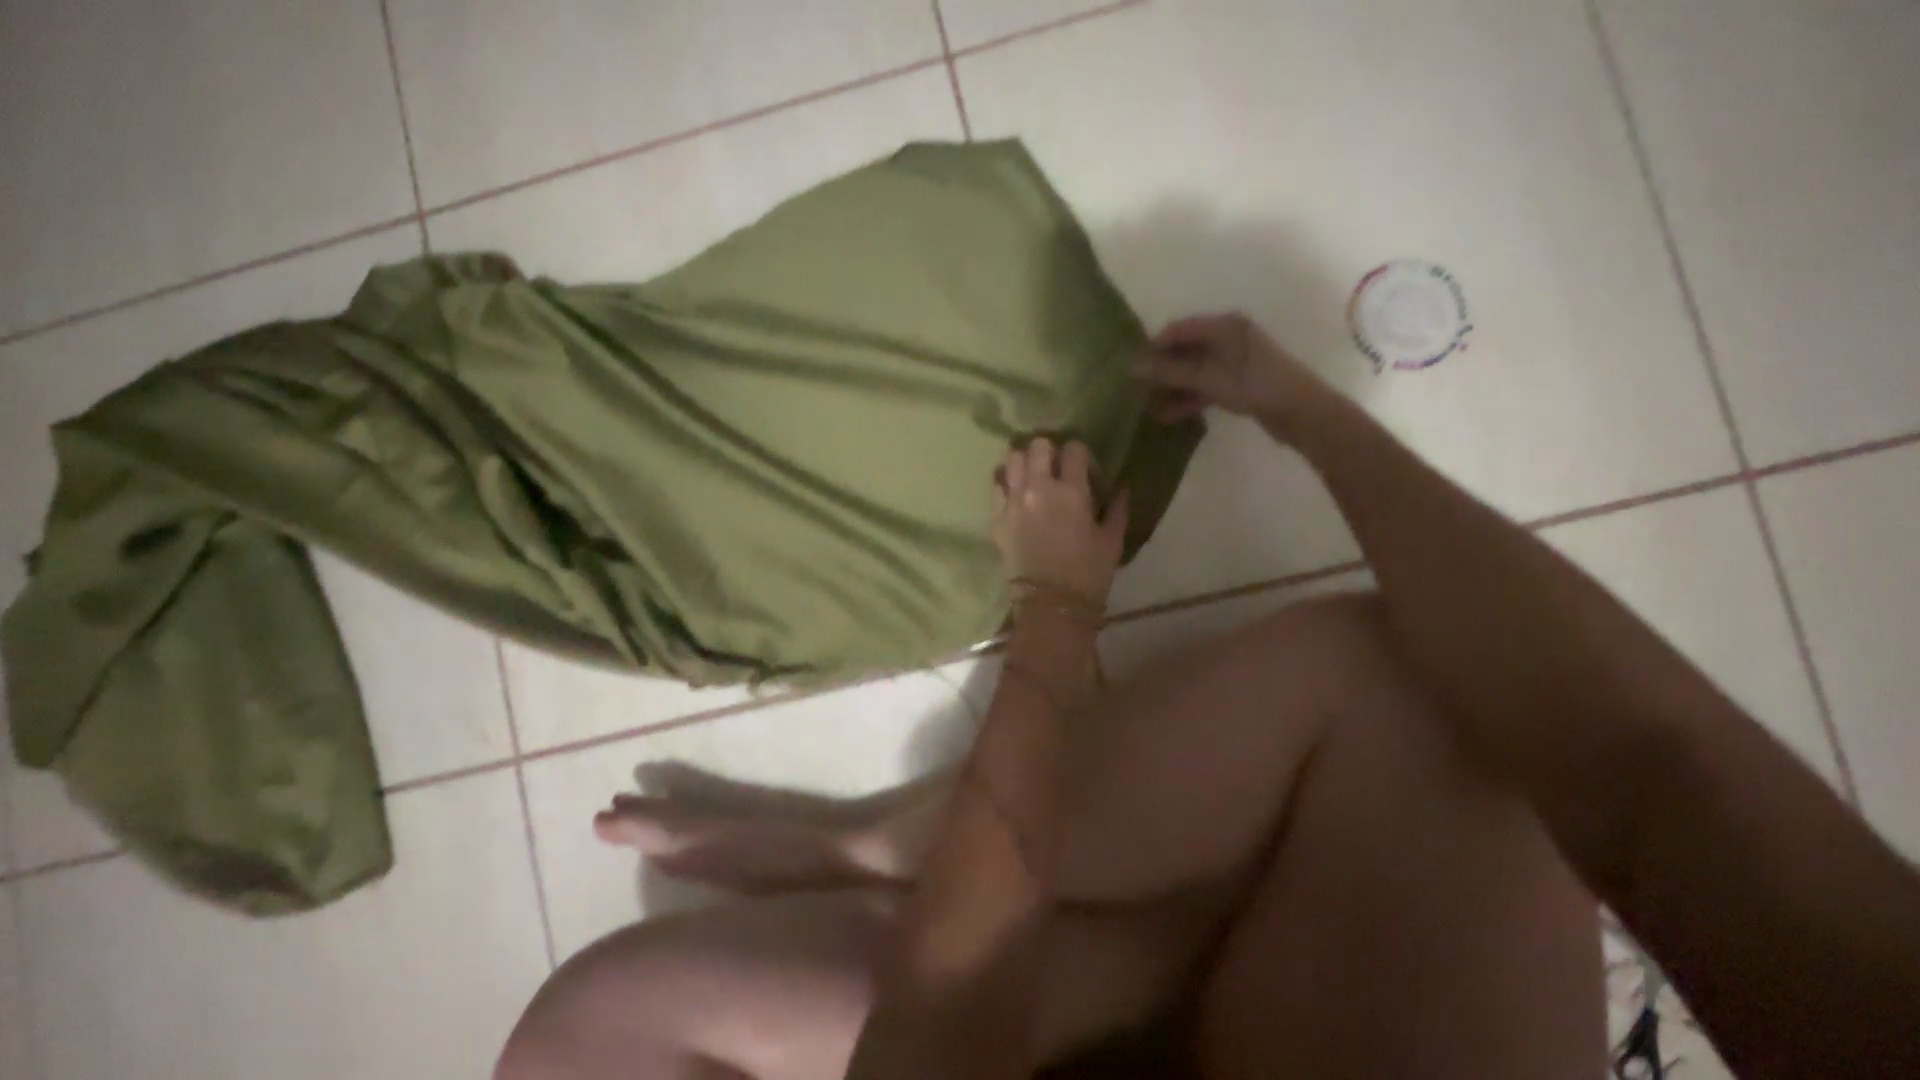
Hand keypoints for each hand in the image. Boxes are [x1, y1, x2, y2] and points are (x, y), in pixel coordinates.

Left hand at [991, 437, 1127, 603]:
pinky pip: (996, 484)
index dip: (1082, 456)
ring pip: (1013, 458)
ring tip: (1033, 477)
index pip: (1074, 449)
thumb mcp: (1112, 540)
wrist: (1051, 606)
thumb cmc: (1088, 574)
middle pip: (1038, 445)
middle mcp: (1038, 488)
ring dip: (1025, 461)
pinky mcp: (997, 517)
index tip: (1085, 473)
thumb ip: (1117, 508)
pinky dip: (1006, 482)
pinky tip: (1015, 493)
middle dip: (1050, 451)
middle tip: (1057, 470)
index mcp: (1071, 491)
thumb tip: (1122, 486)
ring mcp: (1013, 501)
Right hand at [1135, 313, 1337, 439]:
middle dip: (1161, 371)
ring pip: (1194, 371)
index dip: (1153, 348)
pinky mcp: (1240, 383)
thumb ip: (1169, 372)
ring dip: (1173, 388)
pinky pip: (1206, 385)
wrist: (1302, 412)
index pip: (1178, 329)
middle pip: (1185, 350)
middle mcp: (1229, 337)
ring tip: (1149, 409)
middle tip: (1138, 392)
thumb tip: (1131, 367)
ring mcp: (1235, 361)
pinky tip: (1169, 416)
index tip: (1133, 370)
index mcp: (1224, 325)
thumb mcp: (1207, 378)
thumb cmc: (1254, 386)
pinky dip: (1189, 398)